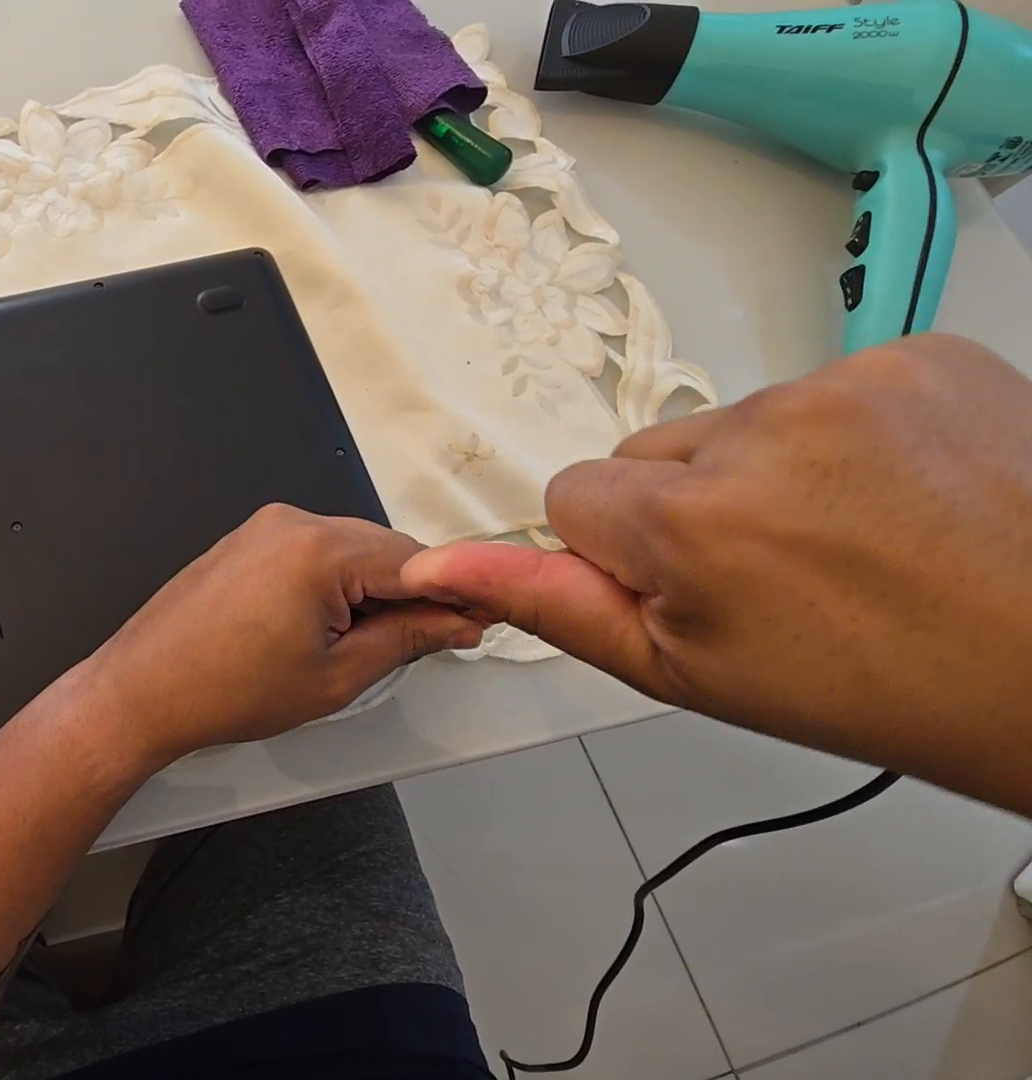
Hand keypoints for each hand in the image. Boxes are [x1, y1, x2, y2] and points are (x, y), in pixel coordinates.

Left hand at [77, 504, 485, 769]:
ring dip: (365, 588)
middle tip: (416, 644)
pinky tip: (320, 624)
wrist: (143, 690)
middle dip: (406, 593)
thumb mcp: (335, 676)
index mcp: (319, 549)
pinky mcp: (242, 541)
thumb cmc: (227, 690)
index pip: (416, 561)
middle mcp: (290, 523)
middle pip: (380, 548)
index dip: (451, 597)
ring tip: (356, 643)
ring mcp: (260, 528)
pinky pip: (307, 551)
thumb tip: (454, 622)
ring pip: (344, 549)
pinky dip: (328, 581)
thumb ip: (404, 639)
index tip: (469, 628)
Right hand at [399, 334, 1031, 810]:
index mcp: (686, 521)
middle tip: (769, 569)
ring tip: (841, 534)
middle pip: (642, 456)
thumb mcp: (675, 665)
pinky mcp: (914, 357)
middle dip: (677, 507)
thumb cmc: (870, 684)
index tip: (693, 585)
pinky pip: (807, 393)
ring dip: (753, 474)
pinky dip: (829, 439)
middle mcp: (756, 433)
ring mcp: (844, 386)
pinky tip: (892, 491)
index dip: (618, 548)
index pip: (571, 495)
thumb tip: (434, 565)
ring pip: (721, 427)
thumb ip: (540, 602)